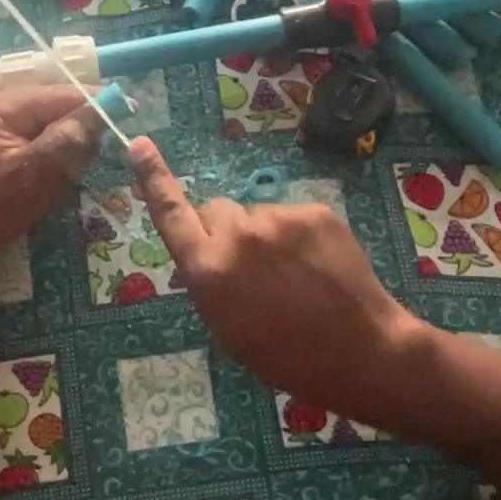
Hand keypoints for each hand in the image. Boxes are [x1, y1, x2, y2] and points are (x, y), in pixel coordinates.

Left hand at [0, 86, 104, 278]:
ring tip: (76, 171)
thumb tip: (105, 109)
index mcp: (3, 106)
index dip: (98, 104)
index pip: (64, 94)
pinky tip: (55, 178)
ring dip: (67, 145)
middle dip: (81, 127)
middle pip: (55, 107)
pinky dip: (51, 156)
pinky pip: (34, 142)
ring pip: (47, 126)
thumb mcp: (36, 174)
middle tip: (102, 153)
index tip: (130, 115)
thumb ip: (70, 139)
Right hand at [128, 138, 422, 411]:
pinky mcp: (314, 212)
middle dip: (224, 231)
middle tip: (250, 268)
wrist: (360, 350)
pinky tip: (316, 265)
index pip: (170, 214)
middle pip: (216, 211)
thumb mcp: (226, 328)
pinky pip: (291, 216)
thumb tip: (207, 255)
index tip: (139, 144)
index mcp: (208, 270)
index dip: (153, 178)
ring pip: (256, 215)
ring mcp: (279, 218)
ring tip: (292, 274)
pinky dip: (297, 235)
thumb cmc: (284, 355)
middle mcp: (238, 235)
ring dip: (264, 235)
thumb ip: (208, 281)